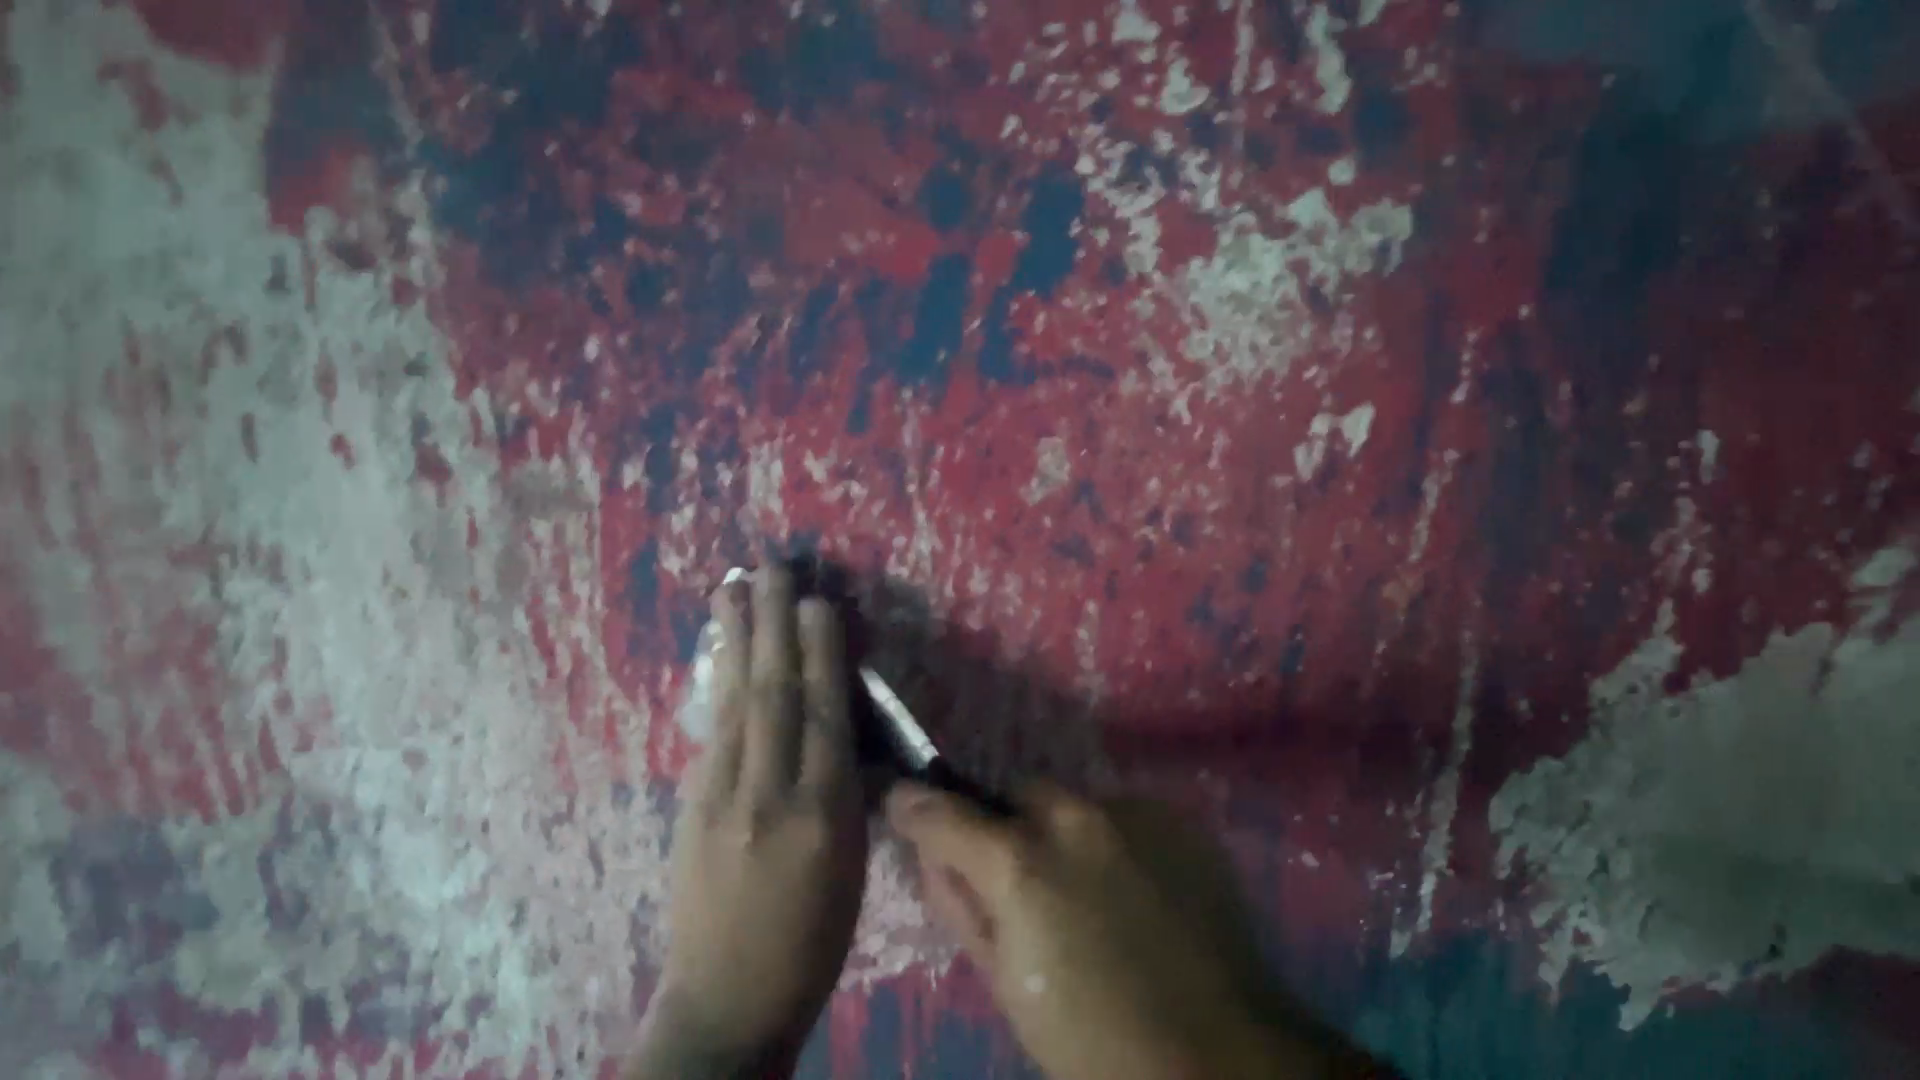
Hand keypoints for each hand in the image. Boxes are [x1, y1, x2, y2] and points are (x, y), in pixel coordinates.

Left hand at [633, 567, 867, 1078]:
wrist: (728, 998)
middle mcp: (772, 795)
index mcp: (826, 816)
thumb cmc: (812, 938)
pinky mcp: (692, 806)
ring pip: (737, 702)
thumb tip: (845, 730)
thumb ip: (847, 794)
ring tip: (734, 586)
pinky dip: (718, 682)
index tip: (820, 602)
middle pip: (777, 694)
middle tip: (772, 567)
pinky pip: (712, 730)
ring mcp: (723, 798)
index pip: (827, 717)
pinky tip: (720, 651)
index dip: (824, 654)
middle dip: (776, 624)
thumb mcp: (852, 868)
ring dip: (738, 638)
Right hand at [888, 782, 1364, 1079]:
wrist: (1222, 1055)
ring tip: (1089, 894)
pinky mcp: (1177, 819)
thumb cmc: (1094, 1037)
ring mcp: (1133, 811)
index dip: (915, 806)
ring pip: (1074, 804)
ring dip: (1064, 836)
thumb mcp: (1006, 983)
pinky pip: (1124, 816)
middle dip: (1007, 826)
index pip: (941, 809)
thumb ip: (960, 904)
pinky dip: (1113, 843)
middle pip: (1017, 793)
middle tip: (1021, 879)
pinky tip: (1135, 893)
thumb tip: (932, 852)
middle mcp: (1073, 816)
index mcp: (1020, 862)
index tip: (905, 804)